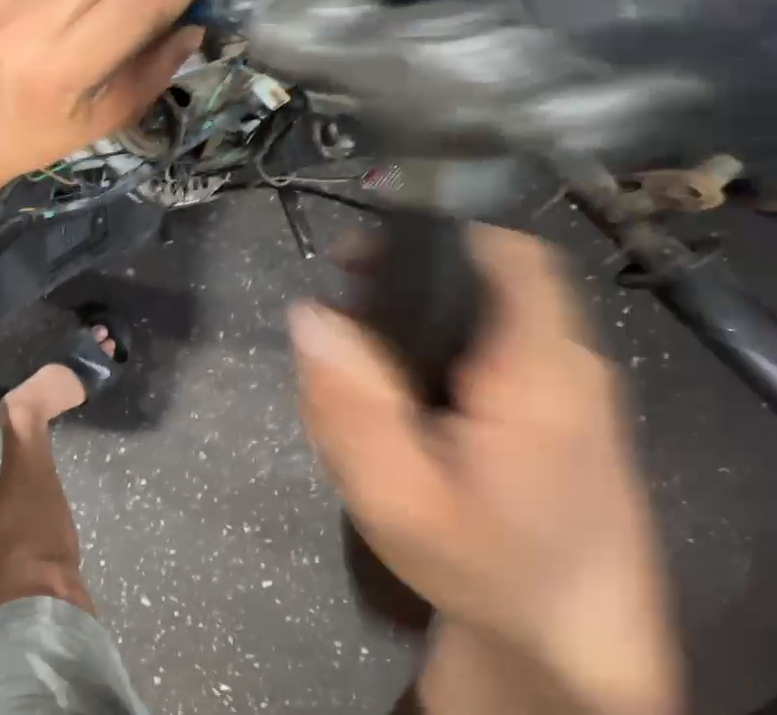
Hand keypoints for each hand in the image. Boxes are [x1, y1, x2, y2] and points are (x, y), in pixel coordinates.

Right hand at [291, 226, 680, 714]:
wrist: (570, 642)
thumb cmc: (483, 563)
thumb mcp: (393, 492)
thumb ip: (348, 401)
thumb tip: (307, 313)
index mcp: (536, 372)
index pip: (506, 256)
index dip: (430, 235)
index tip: (355, 254)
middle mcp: (566, 367)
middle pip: (480, 284)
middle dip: (397, 289)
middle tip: (331, 323)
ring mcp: (570, 392)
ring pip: (477, 321)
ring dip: (409, 329)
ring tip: (355, 374)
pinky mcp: (560, 414)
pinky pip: (488, 355)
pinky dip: (433, 358)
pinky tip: (398, 406)